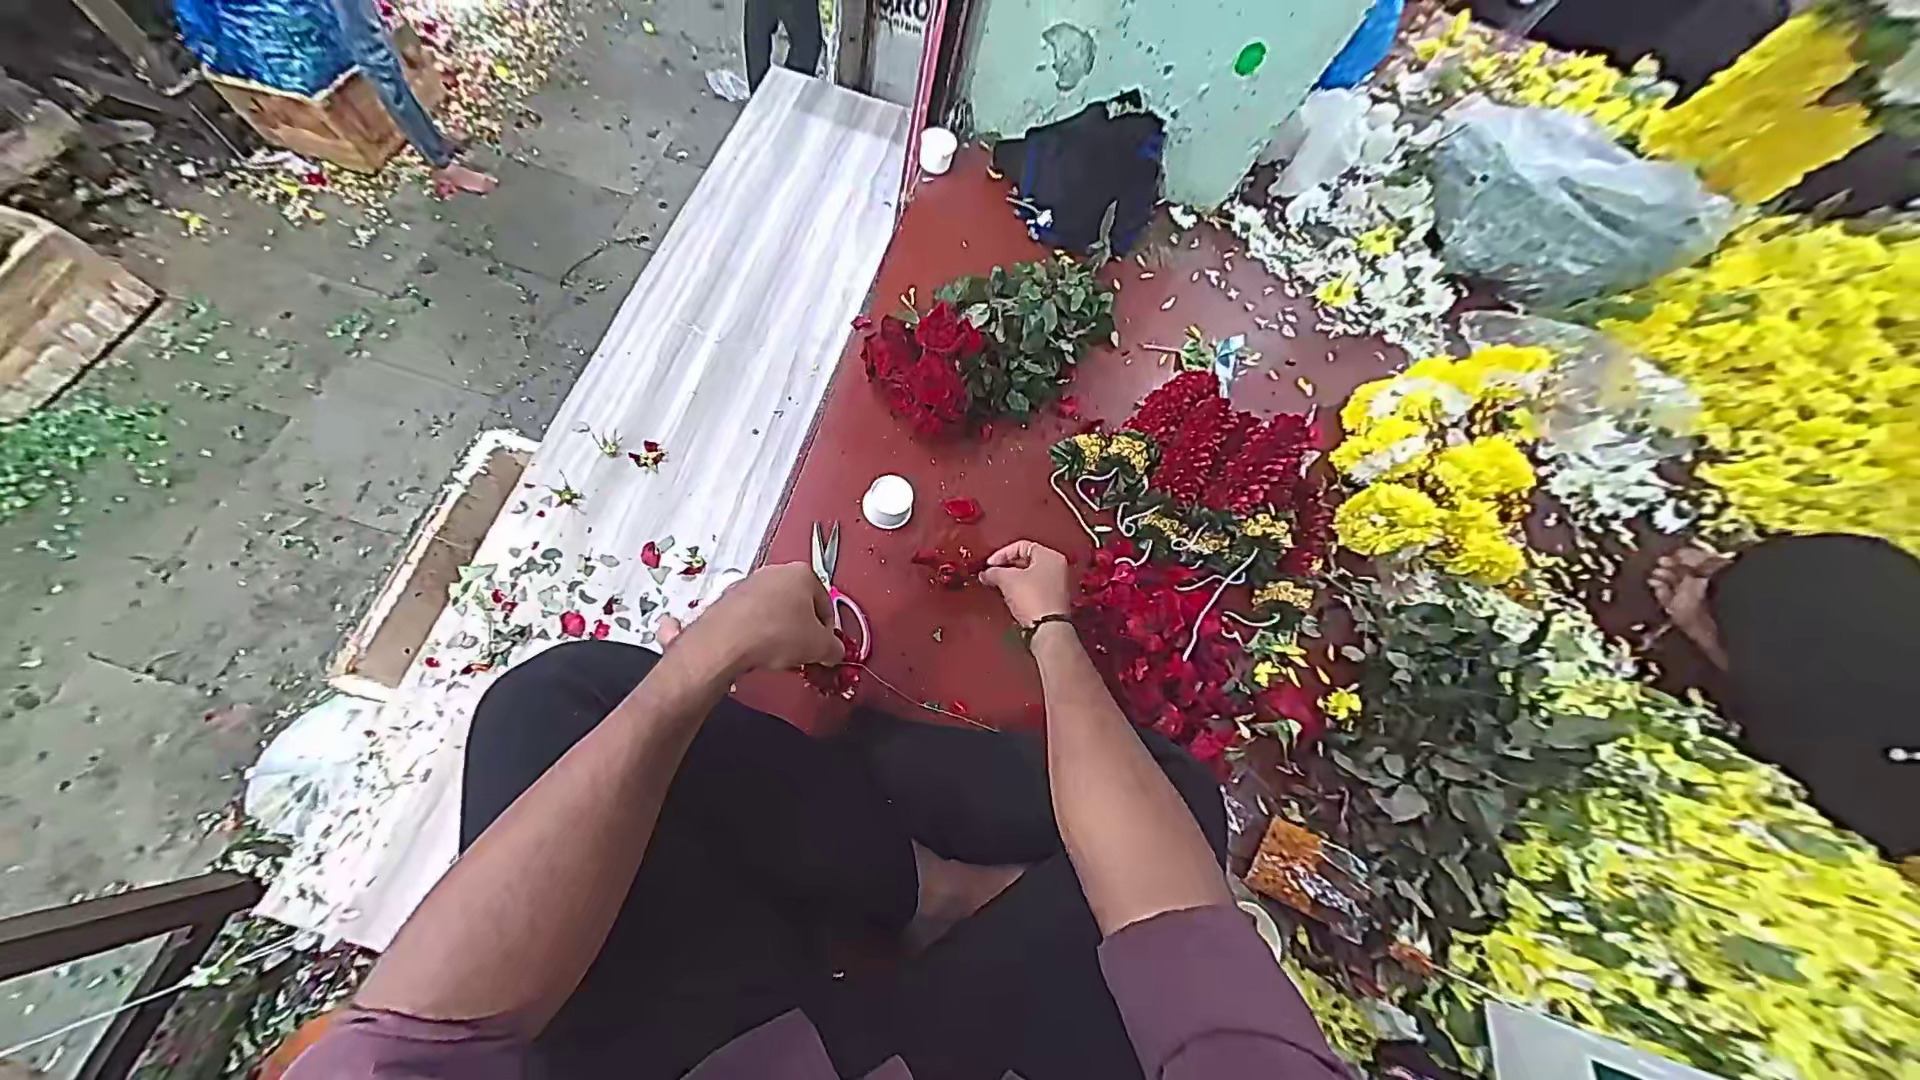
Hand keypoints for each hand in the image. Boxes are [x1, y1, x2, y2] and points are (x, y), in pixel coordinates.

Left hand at [672, 562, 844, 675]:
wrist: (725, 642)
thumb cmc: (776, 634)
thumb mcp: (820, 647)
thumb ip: (834, 649)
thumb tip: (834, 653)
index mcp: (803, 573)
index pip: (826, 604)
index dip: (828, 630)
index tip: (824, 647)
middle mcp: (775, 571)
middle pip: (799, 604)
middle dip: (803, 628)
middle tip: (804, 651)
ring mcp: (750, 583)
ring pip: (775, 609)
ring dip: (780, 630)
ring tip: (779, 654)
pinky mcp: (728, 599)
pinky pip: (752, 616)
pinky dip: (758, 631)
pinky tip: (757, 650)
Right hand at [980, 540, 1072, 626]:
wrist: (1046, 628)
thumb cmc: (1034, 599)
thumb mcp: (1007, 580)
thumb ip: (994, 572)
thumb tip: (986, 573)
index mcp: (1050, 556)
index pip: (1022, 546)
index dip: (1003, 554)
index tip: (991, 564)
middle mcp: (1056, 568)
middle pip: (1026, 560)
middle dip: (1006, 567)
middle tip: (993, 574)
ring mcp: (1057, 584)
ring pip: (1029, 575)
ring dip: (1013, 579)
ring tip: (999, 585)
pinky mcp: (1053, 600)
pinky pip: (1034, 588)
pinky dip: (1021, 590)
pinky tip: (1011, 597)